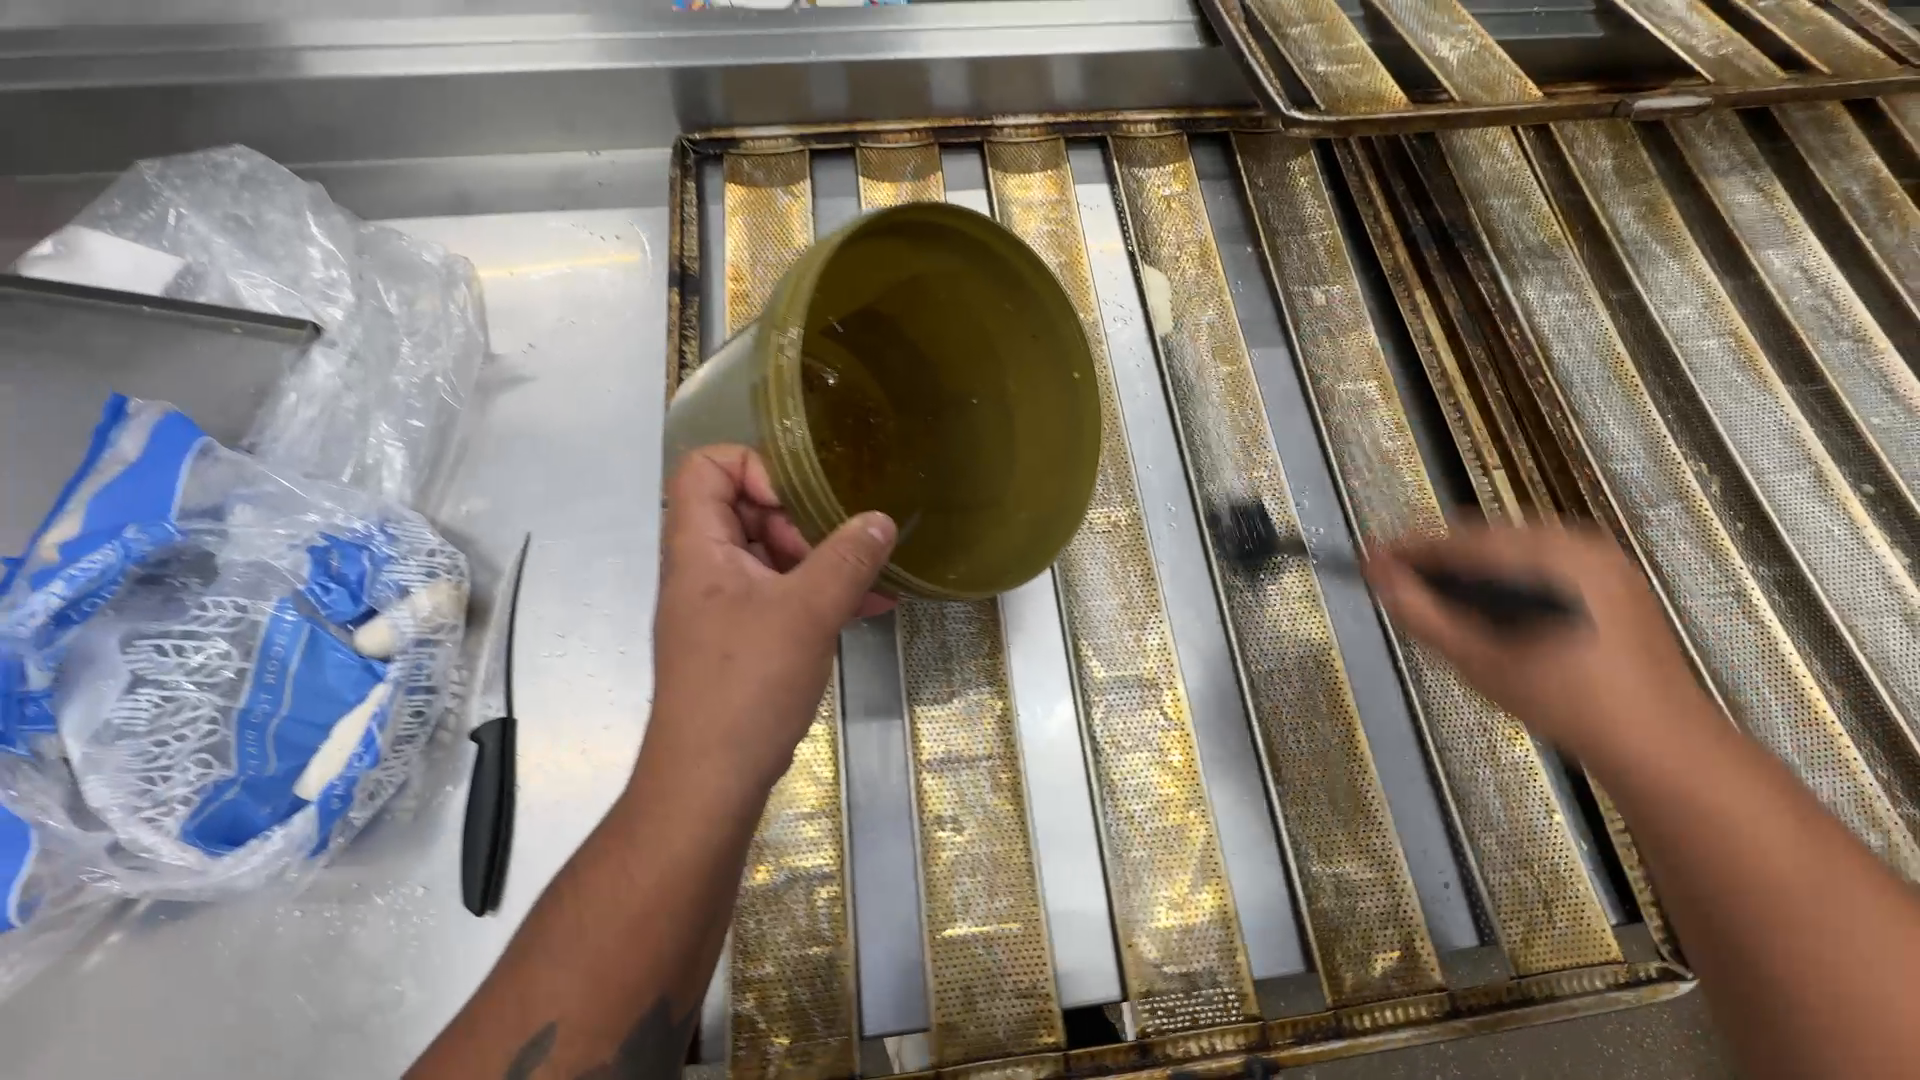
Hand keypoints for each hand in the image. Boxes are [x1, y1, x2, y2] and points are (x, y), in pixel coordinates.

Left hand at [649, 445, 896, 788]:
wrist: (710, 779)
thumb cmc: (747, 684)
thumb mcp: (806, 612)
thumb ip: (847, 559)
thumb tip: (881, 520)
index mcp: (699, 547)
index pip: (706, 466)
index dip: (756, 467)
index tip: (802, 500)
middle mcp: (704, 569)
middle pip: (746, 508)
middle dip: (802, 520)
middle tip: (838, 548)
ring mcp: (724, 606)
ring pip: (772, 556)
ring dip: (822, 560)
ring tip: (871, 576)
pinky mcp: (744, 640)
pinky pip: (783, 596)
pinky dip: (821, 594)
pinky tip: (872, 606)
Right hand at [1365, 523, 1715, 765]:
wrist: (1659, 742)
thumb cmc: (1563, 702)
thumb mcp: (1478, 658)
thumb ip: (1421, 610)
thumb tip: (1376, 573)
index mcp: (1546, 556)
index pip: (1456, 540)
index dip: (1405, 551)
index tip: (1367, 560)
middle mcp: (1576, 543)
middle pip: (1483, 539)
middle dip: (1439, 561)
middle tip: (1400, 590)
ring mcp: (1601, 558)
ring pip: (1510, 550)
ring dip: (1471, 571)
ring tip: (1442, 605)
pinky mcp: (1613, 578)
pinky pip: (1541, 563)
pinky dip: (1506, 578)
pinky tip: (1493, 612)